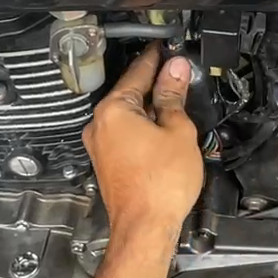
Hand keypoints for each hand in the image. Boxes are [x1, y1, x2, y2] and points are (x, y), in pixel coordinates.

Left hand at [83, 46, 201, 238]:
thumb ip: (174, 97)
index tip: (167, 50)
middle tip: (178, 74)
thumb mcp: (177, 131)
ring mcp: (100, 146)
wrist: (145, 227)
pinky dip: (142, 127)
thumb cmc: (160, 186)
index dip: (156, 59)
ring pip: (127, 115)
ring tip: (175, 103)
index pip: (138, 72)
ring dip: (149, 107)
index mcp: (114, 111)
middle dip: (154, 83)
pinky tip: (161, 131)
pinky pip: (124, 133)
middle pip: (129, 92)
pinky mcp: (106, 163)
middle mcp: (100, 126)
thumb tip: (175, 72)